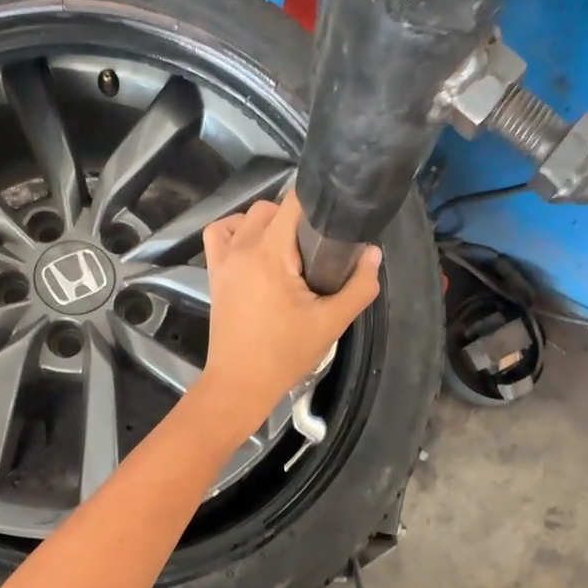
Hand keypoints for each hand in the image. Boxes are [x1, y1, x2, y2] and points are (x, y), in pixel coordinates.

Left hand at [191, 194, 380, 434]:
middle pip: (272, 208)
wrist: (240, 383)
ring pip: (246, 218)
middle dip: (297, 221)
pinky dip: (236, 232)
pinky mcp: (215, 274)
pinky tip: (254, 250)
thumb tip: (372, 254)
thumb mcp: (331, 323)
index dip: (318, 207)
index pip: (294, 204)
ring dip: (269, 224)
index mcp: (271, 254)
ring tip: (288, 253)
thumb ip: (358, 287)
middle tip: (316, 252)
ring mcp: (224, 260)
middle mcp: (243, 249)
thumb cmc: (284, 355)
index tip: (334, 226)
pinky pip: (219, 234)